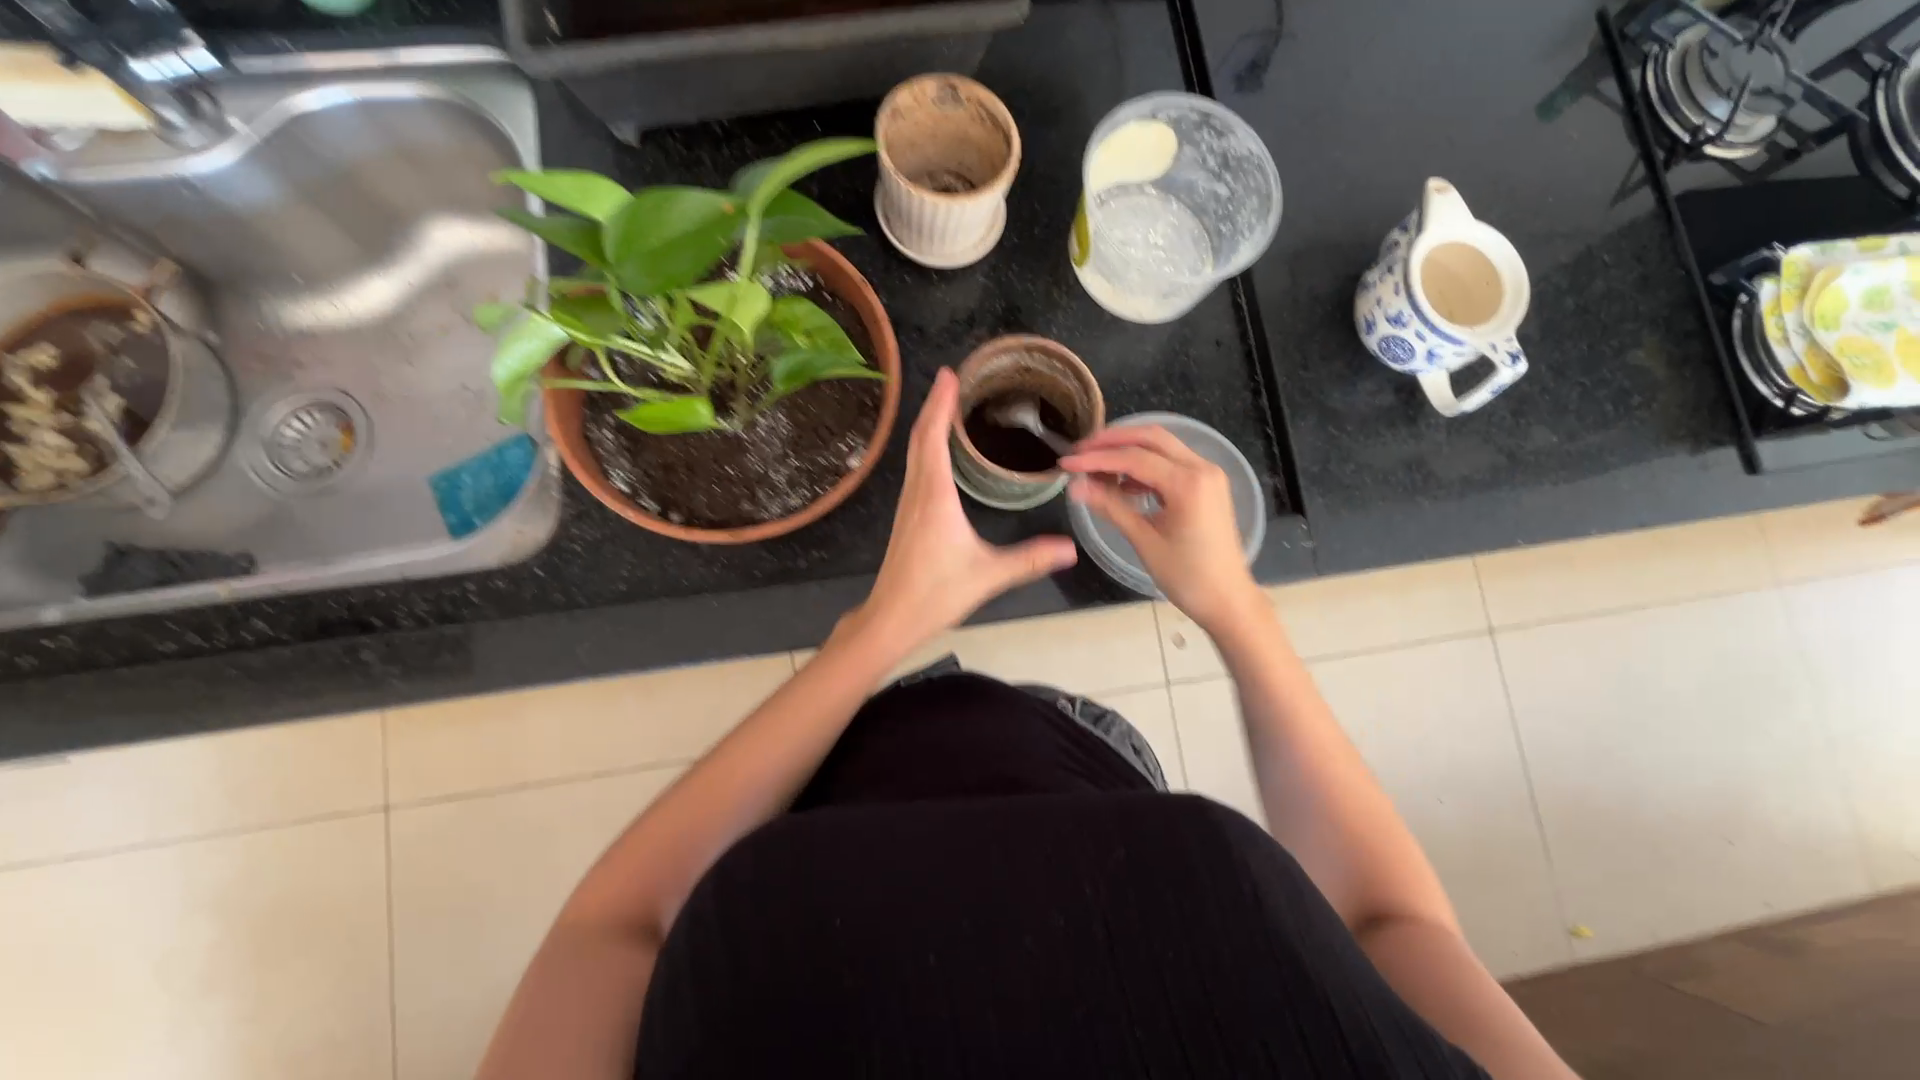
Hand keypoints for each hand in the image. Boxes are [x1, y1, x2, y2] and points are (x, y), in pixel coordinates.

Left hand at [848, 368, 1078, 650]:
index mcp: (934, 496)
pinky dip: (925, 448)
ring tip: (946, 405)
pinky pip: (915, 469)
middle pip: (920, 438)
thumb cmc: (935, 593)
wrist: (891, 618)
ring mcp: (908, 505)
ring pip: (914, 453)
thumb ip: (1029, 559)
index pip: (934, 438)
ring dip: (928, 425)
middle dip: (934, 405)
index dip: (941, 404)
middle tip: (951, 379)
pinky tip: (937, 452)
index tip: (949, 374)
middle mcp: (917, 492)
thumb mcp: (988, 575)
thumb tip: (1070, 549)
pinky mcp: (906, 517)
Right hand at [1060, 426, 1260, 631]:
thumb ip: (1111, 506)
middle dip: (1113, 441)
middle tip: (1079, 451)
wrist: (1228, 599)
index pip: (1134, 458)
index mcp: (1188, 483)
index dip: (1097, 458)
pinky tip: (1122, 482)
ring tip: (1095, 466)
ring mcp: (1208, 475)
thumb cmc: (1187, 576)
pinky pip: (1172, 463)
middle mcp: (1202, 468)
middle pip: (1151, 438)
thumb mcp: (1144, 541)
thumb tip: (1075, 486)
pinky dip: (1145, 465)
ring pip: (1162, 447)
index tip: (1067, 463)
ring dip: (1128, 450)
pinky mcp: (1207, 485)